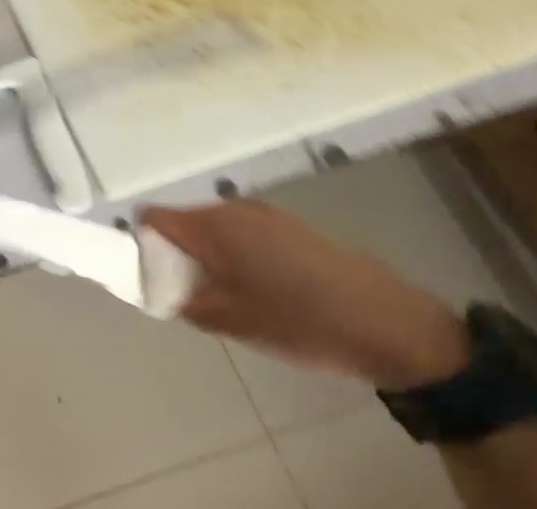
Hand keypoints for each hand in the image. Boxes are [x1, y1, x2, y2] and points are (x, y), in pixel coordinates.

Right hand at [143, 200, 470, 389]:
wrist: (396, 328)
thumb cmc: (302, 324)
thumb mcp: (229, 322)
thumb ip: (183, 300)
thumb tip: (160, 286)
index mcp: (212, 226)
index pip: (151, 217)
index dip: (141, 244)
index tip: (151, 276)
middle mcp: (234, 209)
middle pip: (182, 221)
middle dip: (177, 254)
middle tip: (193, 294)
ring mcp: (267, 214)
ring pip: (215, 229)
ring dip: (211, 256)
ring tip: (232, 296)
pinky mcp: (293, 226)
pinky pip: (245, 233)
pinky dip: (240, 255)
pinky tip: (265, 290)